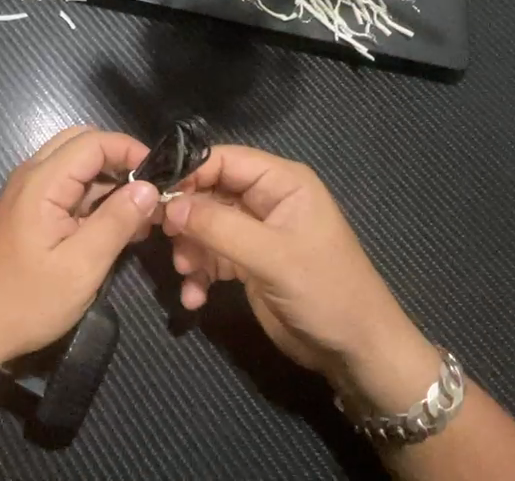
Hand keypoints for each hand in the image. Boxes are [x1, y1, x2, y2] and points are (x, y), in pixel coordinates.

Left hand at [0, 126, 159, 372]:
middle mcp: (32, 175)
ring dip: (108, 181)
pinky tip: (116, 228)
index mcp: (42, 181)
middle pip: (82, 144)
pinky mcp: (28, 211)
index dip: (131, 150)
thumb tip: (148, 187)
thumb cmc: (26, 301)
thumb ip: (116, 222)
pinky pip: (65, 187)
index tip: (163, 178)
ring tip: (140, 216)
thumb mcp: (81, 266)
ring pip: (74, 165)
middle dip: (120, 161)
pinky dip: (93, 198)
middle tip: (150, 194)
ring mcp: (27, 192)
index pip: (93, 141)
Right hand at [161, 144, 439, 410]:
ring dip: (190, 249)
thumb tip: (168, 205)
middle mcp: (266, 199)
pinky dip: (199, 274)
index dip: (188, 173)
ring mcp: (255, 232)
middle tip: (167, 239)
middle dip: (186, 217)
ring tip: (187, 273)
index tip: (156, 196)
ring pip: (204, 225)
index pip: (223, 159)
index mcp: (281, 182)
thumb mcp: (272, 257)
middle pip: (208, 192)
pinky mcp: (248, 263)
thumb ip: (218, 227)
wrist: (357, 354)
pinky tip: (194, 298)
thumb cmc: (326, 292)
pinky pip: (211, 256)